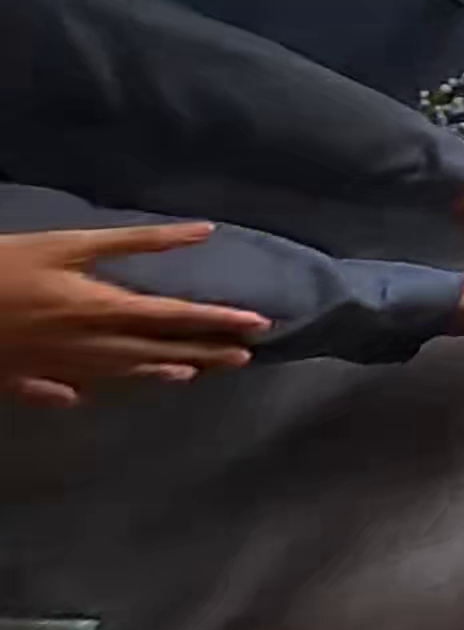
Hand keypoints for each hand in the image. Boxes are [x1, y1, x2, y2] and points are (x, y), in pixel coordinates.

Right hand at [0, 224, 269, 406]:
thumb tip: (206, 230)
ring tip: (191, 375)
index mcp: (99, 308)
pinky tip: (79, 399)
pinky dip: (63, 392)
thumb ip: (140, 241)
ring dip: (152, 372)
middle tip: (245, 358)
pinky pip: (39, 387)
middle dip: (201, 353)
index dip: (220, 321)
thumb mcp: (68, 245)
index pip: (176, 316)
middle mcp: (77, 340)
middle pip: (152, 348)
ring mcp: (37, 361)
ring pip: (107, 370)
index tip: (260, 325)